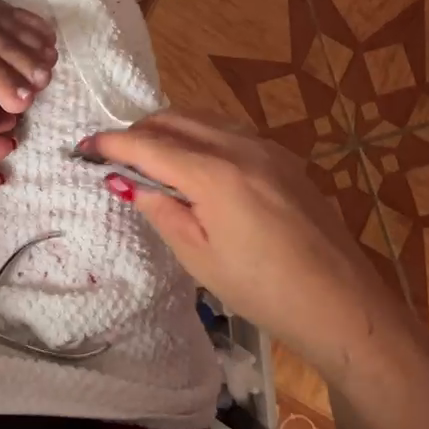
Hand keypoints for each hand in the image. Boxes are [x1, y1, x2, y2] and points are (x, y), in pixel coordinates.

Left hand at [0, 0, 55, 156]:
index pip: (17, 91)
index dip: (15, 106)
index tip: (6, 110)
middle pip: (36, 71)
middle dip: (31, 89)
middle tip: (14, 95)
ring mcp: (5, 22)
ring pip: (41, 49)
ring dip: (39, 68)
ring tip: (26, 78)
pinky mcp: (5, 9)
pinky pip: (39, 26)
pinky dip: (42, 43)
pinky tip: (33, 54)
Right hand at [80, 112, 407, 373]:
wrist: (346, 309)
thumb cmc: (263, 291)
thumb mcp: (198, 257)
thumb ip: (159, 209)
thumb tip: (126, 180)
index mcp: (215, 175)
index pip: (147, 145)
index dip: (110, 144)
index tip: (82, 149)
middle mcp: (240, 149)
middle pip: (171, 120)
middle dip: (136, 132)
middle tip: (113, 158)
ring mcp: (267, 149)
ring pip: (200, 119)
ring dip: (166, 130)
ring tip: (148, 160)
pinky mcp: (284, 160)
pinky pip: (226, 131)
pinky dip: (197, 136)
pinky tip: (192, 164)